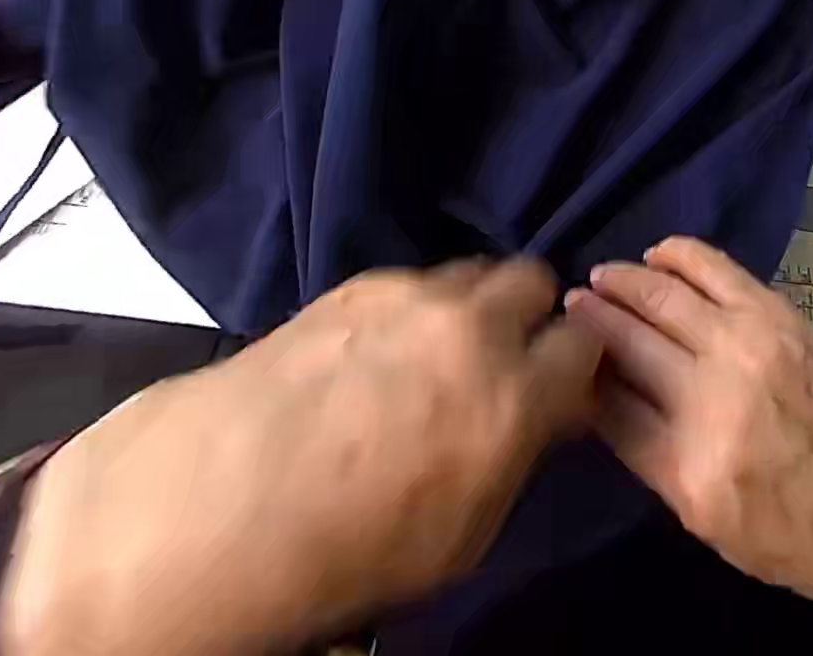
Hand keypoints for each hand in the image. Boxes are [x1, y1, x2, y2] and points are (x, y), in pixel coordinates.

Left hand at [0, 258, 600, 654]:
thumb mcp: (466, 525)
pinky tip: (380, 344)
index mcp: (509, 393)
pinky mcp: (356, 283)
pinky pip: (413, 280)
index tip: (566, 377)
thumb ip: (514, 446)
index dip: (581, 360)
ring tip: (439, 345)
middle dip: (533, 310)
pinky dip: (418, 304)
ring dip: (472, 302)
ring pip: (470, 271)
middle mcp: (466, 325)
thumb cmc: (356, 540)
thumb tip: (539, 407)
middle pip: (531, 277)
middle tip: (509, 350)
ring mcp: (407, 293)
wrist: (229, 489)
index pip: (584, 344)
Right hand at [565, 237, 812, 643]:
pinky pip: (708, 265)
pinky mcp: (773, 316)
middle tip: (570, 303)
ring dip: (617, 280)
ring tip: (601, 278)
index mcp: (688, 468)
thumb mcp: (709, 524)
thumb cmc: (805, 533)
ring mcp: (743, 350)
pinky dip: (673, 253)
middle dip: (586, 316)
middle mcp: (709, 402)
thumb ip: (646, 455)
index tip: (562, 351)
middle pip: (620, 339)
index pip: (602, 400)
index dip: (575, 367)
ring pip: (653, 295)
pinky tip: (654, 256)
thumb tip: (597, 386)